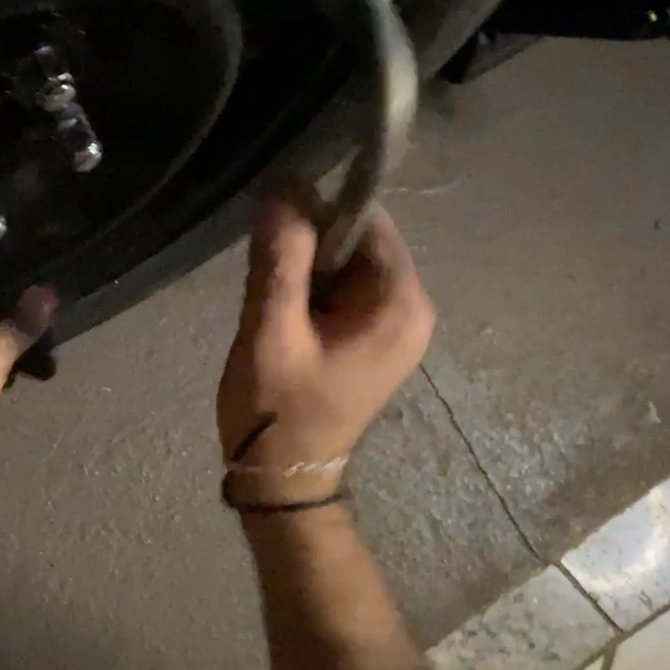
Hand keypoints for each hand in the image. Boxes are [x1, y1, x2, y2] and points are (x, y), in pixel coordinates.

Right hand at [217, 196, 434, 502]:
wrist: (281, 479)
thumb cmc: (276, 413)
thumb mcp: (270, 334)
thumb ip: (279, 263)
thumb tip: (281, 190)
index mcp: (399, 306)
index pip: (368, 223)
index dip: (317, 211)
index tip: (267, 221)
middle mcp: (409, 311)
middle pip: (358, 243)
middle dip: (306, 245)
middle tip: (259, 270)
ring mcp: (392, 329)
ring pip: (345, 267)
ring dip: (302, 270)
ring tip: (264, 298)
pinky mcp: (370, 342)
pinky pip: (341, 294)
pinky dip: (307, 292)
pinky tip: (278, 314)